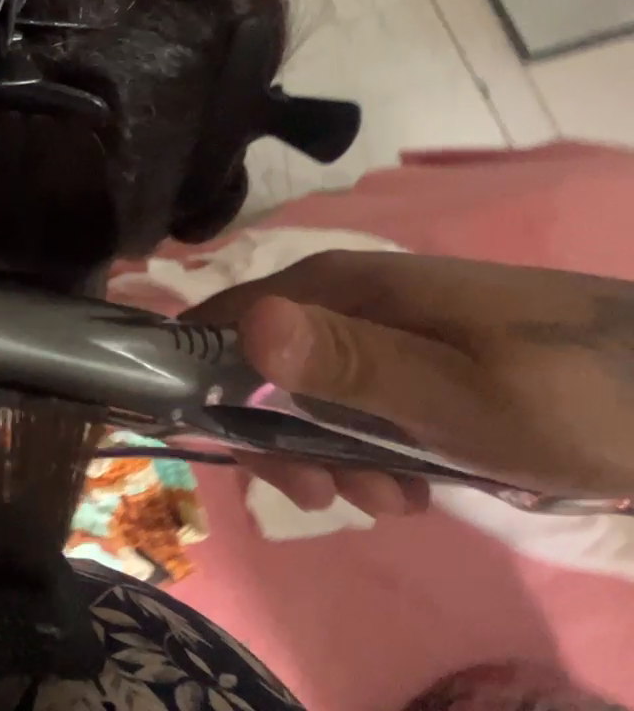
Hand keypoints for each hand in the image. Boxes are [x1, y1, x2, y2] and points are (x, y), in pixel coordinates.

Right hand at [184, 252, 633, 516]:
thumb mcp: (465, 396)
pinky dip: (367, 451)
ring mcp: (381, 329)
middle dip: (274, 437)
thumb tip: (249, 324)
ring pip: (305, 393)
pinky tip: (412, 488)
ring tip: (390, 502)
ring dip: (326, 455)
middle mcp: (340, 298)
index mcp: (334, 286)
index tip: (236, 451)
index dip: (203, 385)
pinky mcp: (418, 361)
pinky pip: (356, 404)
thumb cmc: (587, 400)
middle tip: (321, 495)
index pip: (217, 323)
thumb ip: (352, 364)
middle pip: (255, 365)